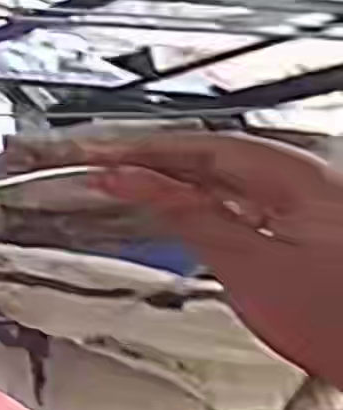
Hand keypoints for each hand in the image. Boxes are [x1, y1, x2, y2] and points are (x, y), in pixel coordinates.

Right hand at [56, 132, 342, 382]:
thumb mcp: (244, 263)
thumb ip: (180, 211)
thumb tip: (122, 177)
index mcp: (314, 183)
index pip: (207, 146)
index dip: (142, 148)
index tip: (92, 155)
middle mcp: (330, 188)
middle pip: (225, 158)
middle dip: (157, 161)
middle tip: (99, 168)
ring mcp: (333, 212)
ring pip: (240, 178)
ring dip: (180, 179)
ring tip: (128, 185)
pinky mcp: (330, 235)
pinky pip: (257, 200)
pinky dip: (211, 199)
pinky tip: (184, 207)